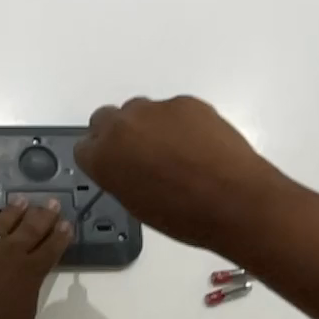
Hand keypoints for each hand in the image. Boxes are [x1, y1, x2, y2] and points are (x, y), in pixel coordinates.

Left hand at [0, 198, 69, 318]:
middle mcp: (9, 253)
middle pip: (30, 229)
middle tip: (51, 202)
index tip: (66, 222)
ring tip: (19, 200)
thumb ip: (26, 292)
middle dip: (43, 215)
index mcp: (30, 271)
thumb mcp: (25, 314)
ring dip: (11, 212)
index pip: (50, 249)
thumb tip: (24, 282)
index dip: (60, 236)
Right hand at [73, 96, 290, 253]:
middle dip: (118, 133)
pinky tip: (198, 145)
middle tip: (140, 153)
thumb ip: (120, 176)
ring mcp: (155, 110)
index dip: (99, 156)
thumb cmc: (183, 215)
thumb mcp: (136, 203)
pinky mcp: (185, 102)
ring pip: (140, 111)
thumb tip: (128, 166)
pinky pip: (173, 110)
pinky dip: (180, 123)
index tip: (114, 164)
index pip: (84, 147)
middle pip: (105, 119)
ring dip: (149, 125)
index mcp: (103, 157)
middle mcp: (121, 127)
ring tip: (175, 151)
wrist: (235, 200)